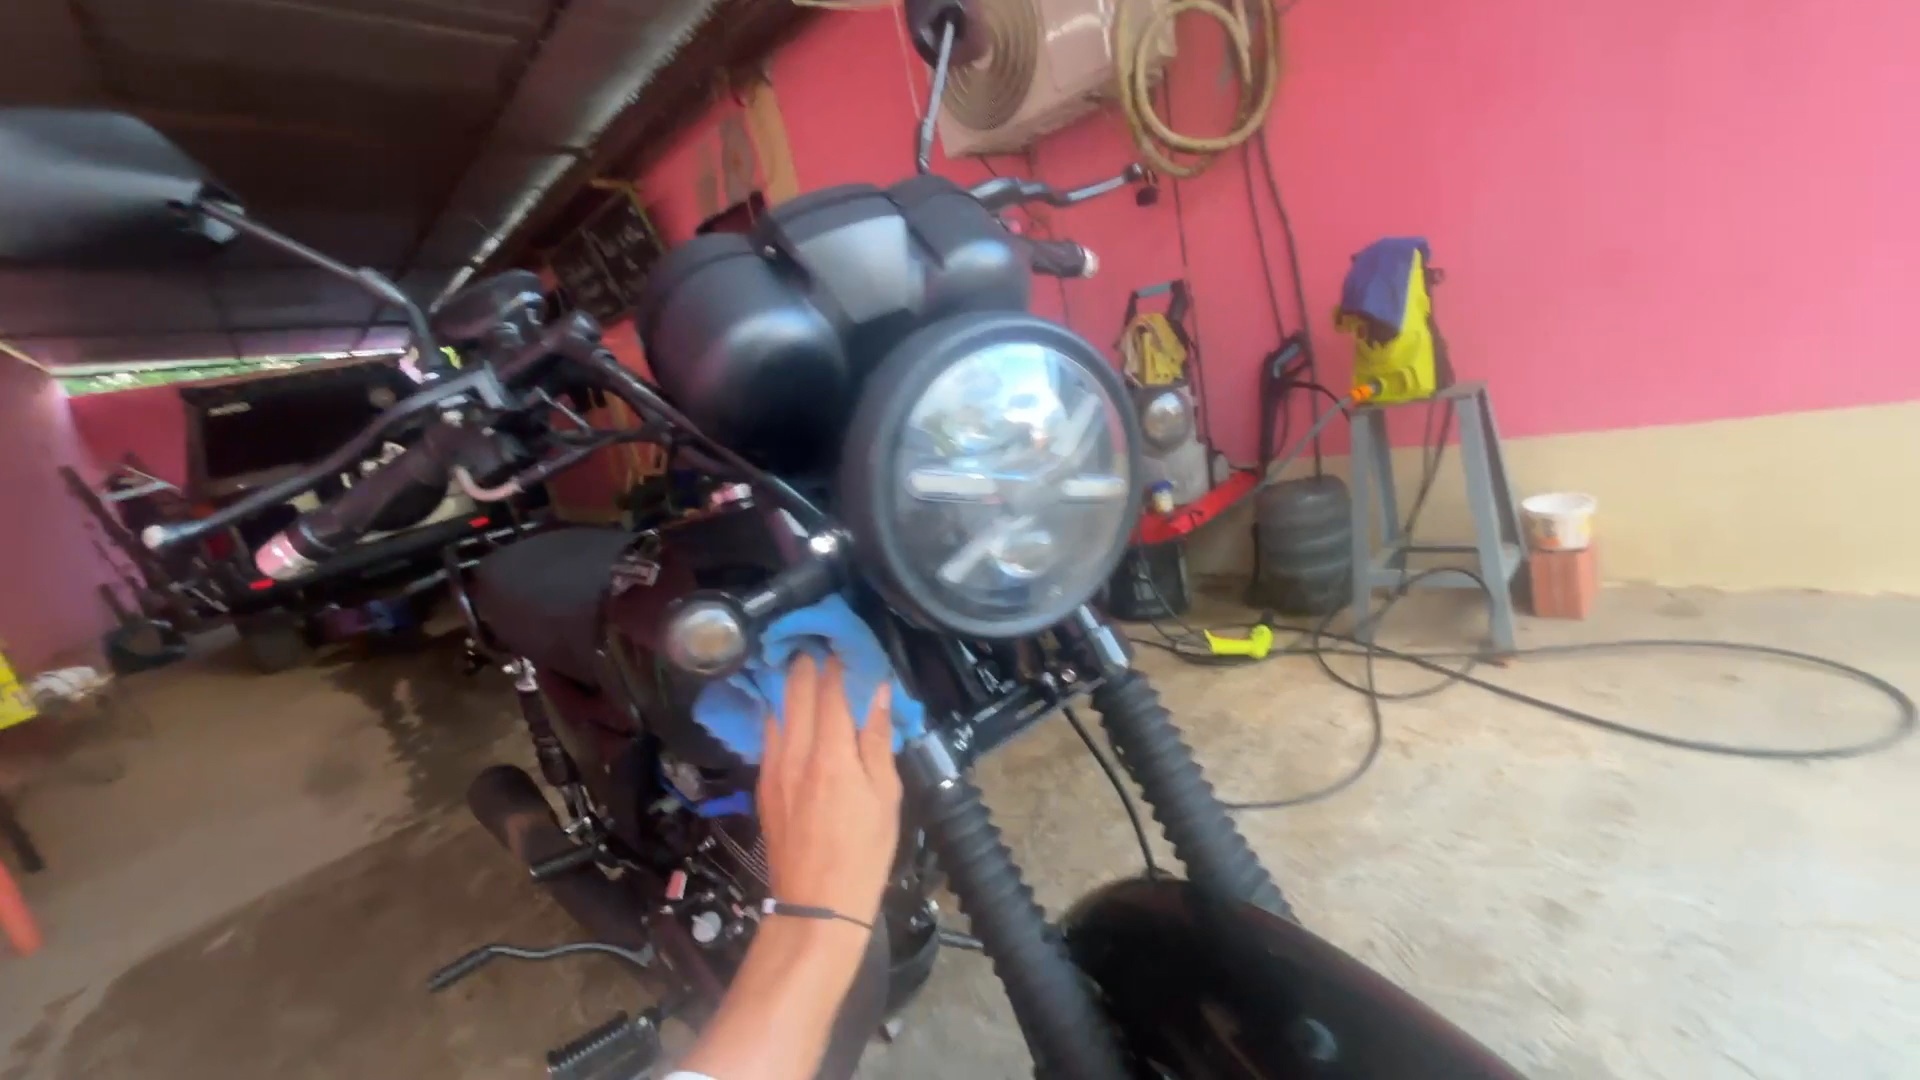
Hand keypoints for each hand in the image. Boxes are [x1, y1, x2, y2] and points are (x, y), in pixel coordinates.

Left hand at [757, 653, 901, 924]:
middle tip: (813, 643)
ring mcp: (774, 770)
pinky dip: (776, 715)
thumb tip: (877, 694)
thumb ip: (878, 740)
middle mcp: (796, 754)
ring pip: (776, 712)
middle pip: (795, 694)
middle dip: (804, 665)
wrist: (817, 905)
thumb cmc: (864, 851)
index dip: (834, 664)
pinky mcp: (764, 787)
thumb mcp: (886, 795)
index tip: (840, 644)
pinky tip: (782, 710)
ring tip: (796, 665)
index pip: (830, 693)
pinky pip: (768, 737)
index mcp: (831, 754)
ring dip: (786, 686)